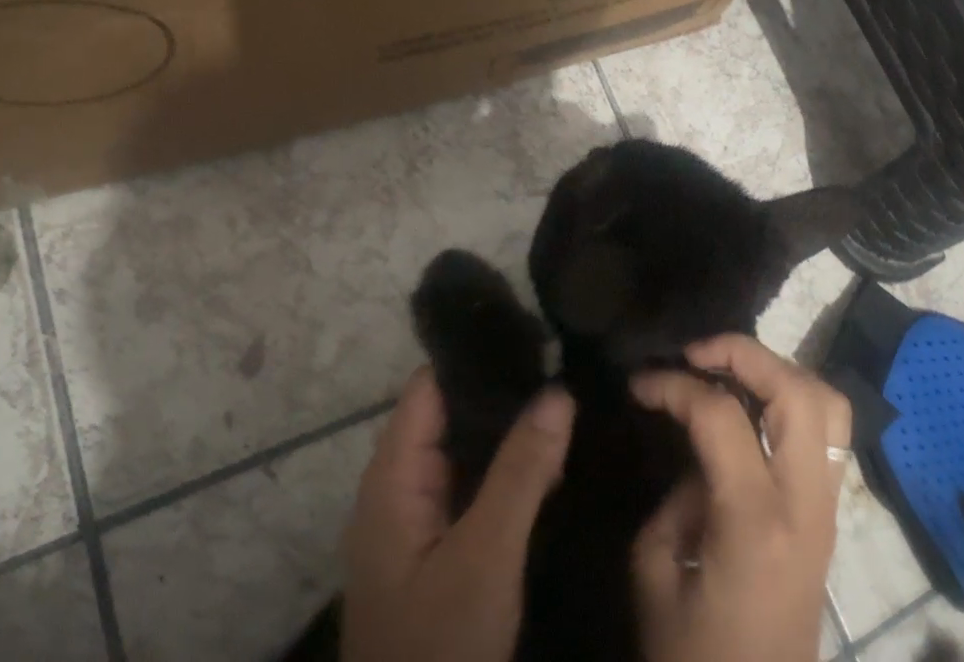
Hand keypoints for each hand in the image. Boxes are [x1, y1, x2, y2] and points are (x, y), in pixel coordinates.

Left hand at [341, 367, 574, 661]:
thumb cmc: (439, 639)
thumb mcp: (485, 554)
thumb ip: (519, 472)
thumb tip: (557, 391)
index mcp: (392, 479)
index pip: (429, 388)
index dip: (477, 357)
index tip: (535, 332)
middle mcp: (399, 489)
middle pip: (448, 417)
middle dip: (504, 391)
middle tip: (567, 363)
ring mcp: (418, 521)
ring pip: (465, 455)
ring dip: (510, 431)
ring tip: (571, 396)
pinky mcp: (439, 548)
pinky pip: (474, 490)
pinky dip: (508, 470)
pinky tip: (553, 458)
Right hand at [631, 336, 851, 661]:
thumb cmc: (693, 651)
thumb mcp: (655, 573)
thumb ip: (676, 498)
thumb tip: (697, 458)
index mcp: (755, 519)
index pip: (722, 416)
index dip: (675, 385)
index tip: (640, 382)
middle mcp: (806, 502)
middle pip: (798, 392)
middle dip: (745, 353)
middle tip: (696, 352)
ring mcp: (828, 507)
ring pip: (830, 404)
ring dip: (780, 371)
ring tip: (731, 371)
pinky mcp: (832, 515)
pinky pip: (829, 433)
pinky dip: (796, 400)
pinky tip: (756, 407)